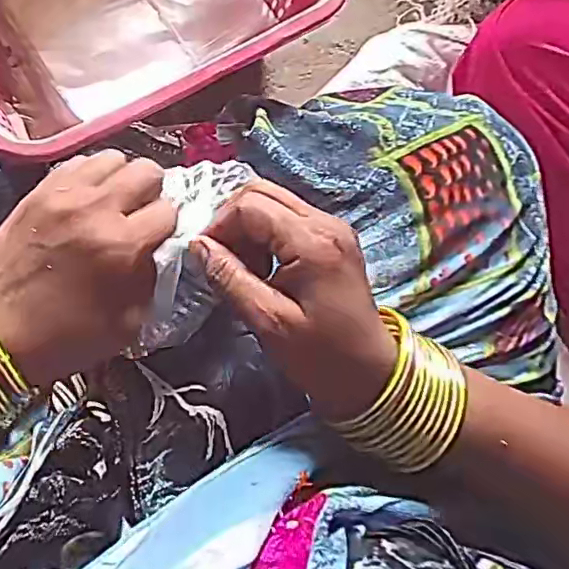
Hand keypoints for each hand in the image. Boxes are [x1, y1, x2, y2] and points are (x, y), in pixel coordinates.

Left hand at [0, 151, 177, 384]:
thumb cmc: (61, 337)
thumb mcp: (126, 323)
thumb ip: (149, 278)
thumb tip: (154, 248)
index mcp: (122, 245)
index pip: (169, 211)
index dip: (167, 226)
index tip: (157, 237)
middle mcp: (96, 209)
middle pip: (147, 171)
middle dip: (151, 193)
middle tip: (139, 214)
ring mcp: (64, 193)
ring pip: (114, 158)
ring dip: (120, 178)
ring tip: (112, 202)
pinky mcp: (39, 189)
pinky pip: (79, 162)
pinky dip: (90, 176)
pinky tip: (85, 198)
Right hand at [193, 180, 396, 422]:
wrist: (371, 376)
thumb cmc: (321, 356)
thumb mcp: (268, 320)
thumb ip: (229, 278)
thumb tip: (197, 245)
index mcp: (313, 241)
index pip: (249, 206)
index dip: (218, 226)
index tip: (206, 258)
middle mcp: (325, 223)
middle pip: (260, 192)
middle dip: (230, 220)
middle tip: (220, 258)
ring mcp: (331, 227)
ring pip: (271, 200)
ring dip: (246, 227)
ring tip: (241, 267)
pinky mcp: (331, 237)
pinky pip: (285, 217)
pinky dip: (262, 234)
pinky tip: (260, 266)